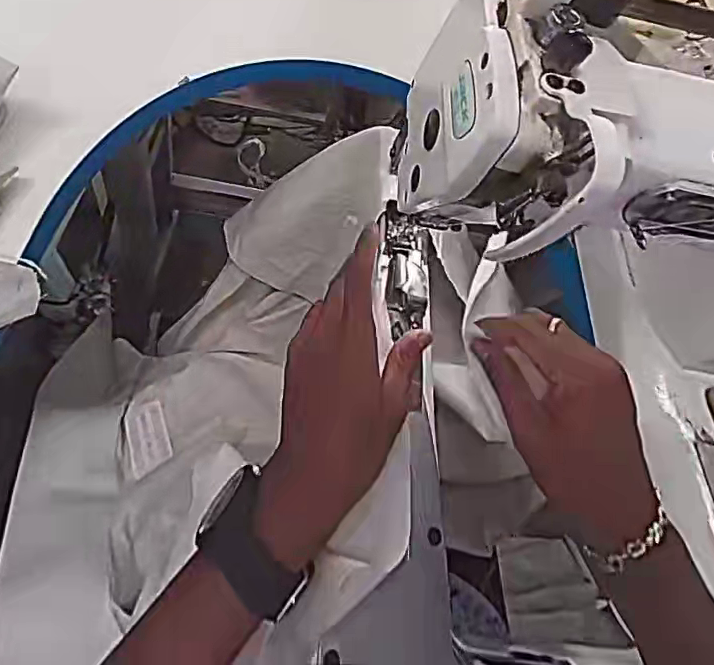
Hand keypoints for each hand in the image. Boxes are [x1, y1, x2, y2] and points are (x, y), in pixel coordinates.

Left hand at [257, 228, 431, 569]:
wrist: (307, 478)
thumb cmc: (351, 448)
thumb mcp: (393, 405)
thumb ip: (405, 361)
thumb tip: (418, 336)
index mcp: (353, 343)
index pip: (357, 282)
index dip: (364, 253)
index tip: (371, 234)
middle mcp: (324, 339)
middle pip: (339, 287)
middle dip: (357, 269)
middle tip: (376, 264)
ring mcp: (305, 349)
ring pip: (326, 304)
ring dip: (344, 293)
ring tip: (366, 300)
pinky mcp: (295, 363)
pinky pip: (313, 323)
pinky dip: (330, 315)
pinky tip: (345, 331)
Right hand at [473, 314, 658, 554]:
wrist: (621, 509)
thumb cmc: (582, 483)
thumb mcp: (529, 432)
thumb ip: (506, 381)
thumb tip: (488, 349)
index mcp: (578, 376)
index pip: (529, 332)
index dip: (498, 327)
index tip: (480, 331)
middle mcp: (599, 365)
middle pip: (546, 324)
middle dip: (513, 327)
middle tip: (488, 339)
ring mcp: (609, 369)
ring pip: (560, 331)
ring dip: (532, 335)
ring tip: (507, 352)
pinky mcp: (612, 376)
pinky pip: (575, 346)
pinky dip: (551, 347)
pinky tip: (534, 365)